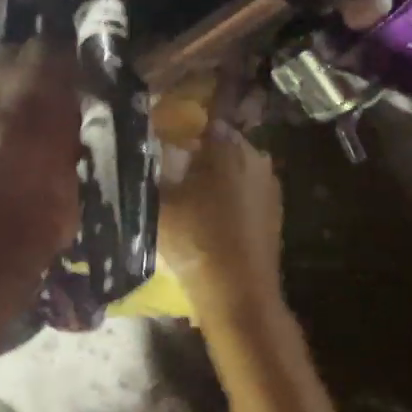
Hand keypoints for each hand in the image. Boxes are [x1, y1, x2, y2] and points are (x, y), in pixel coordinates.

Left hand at [0, 38, 82, 284]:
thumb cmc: (48, 212)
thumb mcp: (75, 163)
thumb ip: (73, 119)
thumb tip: (76, 93)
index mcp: (38, 111)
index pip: (52, 55)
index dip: (69, 55)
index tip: (80, 64)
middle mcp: (2, 102)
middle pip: (18, 50)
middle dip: (39, 53)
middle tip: (55, 68)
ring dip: (12, 62)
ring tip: (29, 77)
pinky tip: (7, 97)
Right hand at [160, 121, 285, 311]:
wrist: (240, 292)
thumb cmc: (195, 240)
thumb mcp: (157, 203)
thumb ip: (146, 170)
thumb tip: (135, 151)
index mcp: (226, 144)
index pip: (201, 119)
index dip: (179, 126)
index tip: (160, 138)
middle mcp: (254, 154)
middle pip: (219, 141)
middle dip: (196, 150)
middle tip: (169, 168)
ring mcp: (269, 182)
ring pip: (234, 166)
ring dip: (214, 174)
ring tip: (187, 193)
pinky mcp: (275, 208)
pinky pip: (246, 189)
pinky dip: (229, 195)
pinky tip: (210, 214)